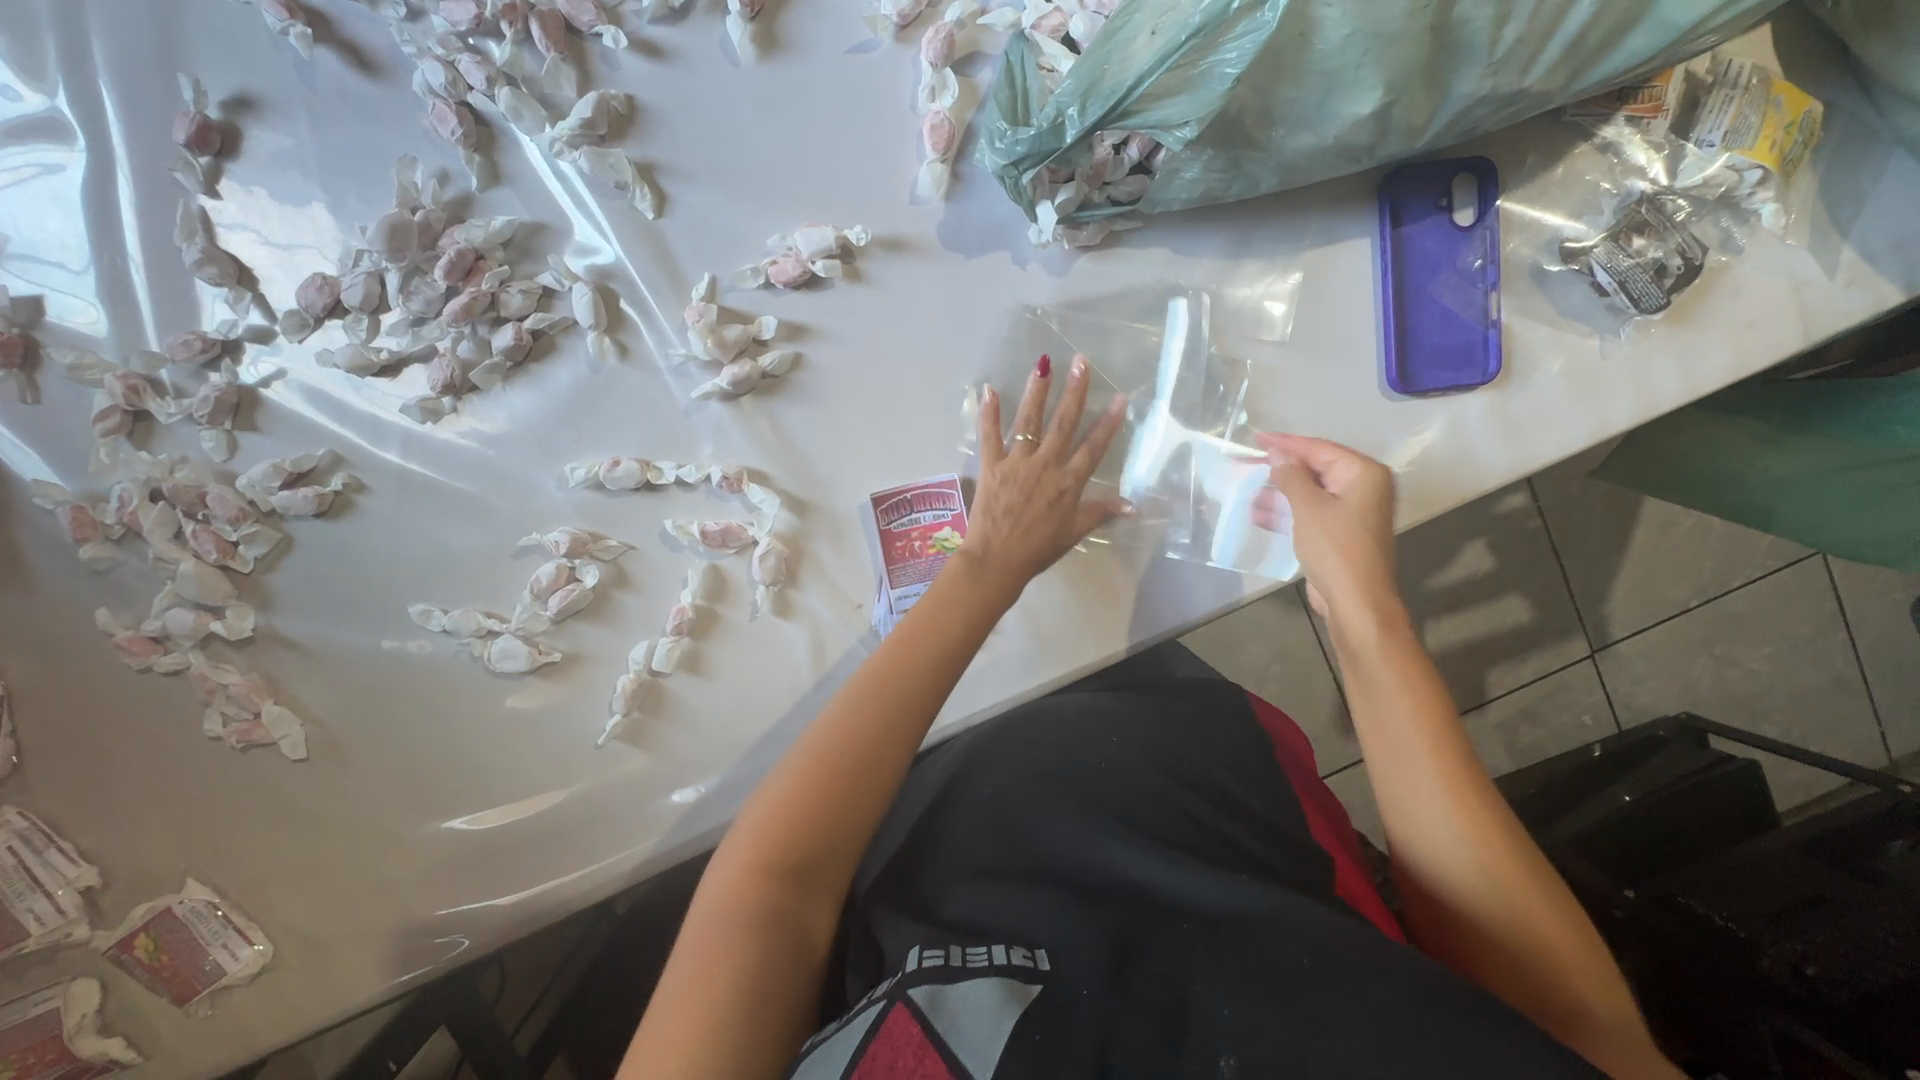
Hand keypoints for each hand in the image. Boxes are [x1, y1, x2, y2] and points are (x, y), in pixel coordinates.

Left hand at [960, 353, 1127, 602]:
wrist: (997, 560)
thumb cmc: (1038, 549)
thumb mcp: (1074, 532)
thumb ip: (1100, 513)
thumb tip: (1133, 505)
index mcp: (1069, 482)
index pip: (1093, 447)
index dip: (1108, 423)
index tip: (1120, 398)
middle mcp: (1046, 465)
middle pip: (1064, 422)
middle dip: (1075, 391)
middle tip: (1081, 362)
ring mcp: (1017, 462)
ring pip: (1030, 421)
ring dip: (1038, 391)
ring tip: (1043, 364)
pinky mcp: (991, 465)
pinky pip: (990, 434)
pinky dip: (989, 413)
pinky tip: (989, 390)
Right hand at [1254, 433, 1398, 625]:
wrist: (1355, 600)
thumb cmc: (1335, 548)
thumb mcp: (1309, 507)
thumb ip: (1292, 476)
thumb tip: (1277, 455)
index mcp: (1363, 473)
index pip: (1319, 448)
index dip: (1286, 444)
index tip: (1257, 437)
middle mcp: (1363, 486)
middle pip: (1316, 468)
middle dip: (1282, 467)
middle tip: (1249, 460)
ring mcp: (1353, 510)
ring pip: (1311, 491)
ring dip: (1281, 490)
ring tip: (1248, 486)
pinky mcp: (1341, 531)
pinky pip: (1311, 511)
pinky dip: (1288, 510)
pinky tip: (1259, 512)